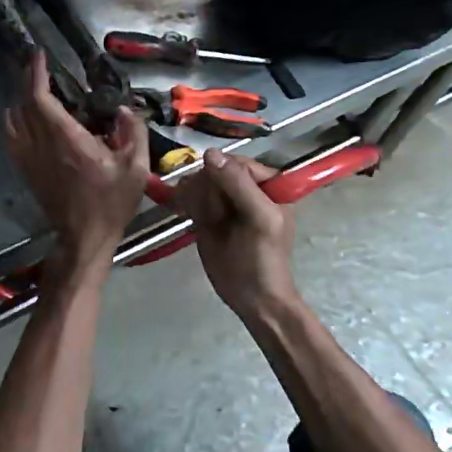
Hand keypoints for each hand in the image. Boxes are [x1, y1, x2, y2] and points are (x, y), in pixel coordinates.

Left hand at [4, 52, 148, 269]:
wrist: (85, 238)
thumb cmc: (111, 204)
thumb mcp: (136, 169)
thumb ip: (134, 133)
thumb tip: (124, 110)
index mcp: (68, 140)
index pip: (40, 99)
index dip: (36, 75)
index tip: (39, 57)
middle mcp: (42, 146)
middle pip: (24, 104)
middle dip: (27, 80)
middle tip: (37, 66)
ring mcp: (30, 159)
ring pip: (13, 120)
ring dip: (19, 99)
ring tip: (32, 88)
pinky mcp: (26, 171)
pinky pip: (11, 138)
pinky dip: (13, 121)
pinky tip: (22, 117)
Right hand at [170, 149, 302, 321]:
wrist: (252, 297)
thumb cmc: (263, 258)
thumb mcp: (259, 218)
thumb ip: (237, 184)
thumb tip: (209, 153)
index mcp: (268, 183)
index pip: (234, 162)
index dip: (220, 176)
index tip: (218, 201)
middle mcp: (245, 187)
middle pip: (213, 171)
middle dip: (207, 191)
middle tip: (214, 217)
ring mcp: (224, 202)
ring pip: (199, 183)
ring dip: (194, 199)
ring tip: (204, 221)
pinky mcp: (207, 215)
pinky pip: (191, 197)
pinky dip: (184, 203)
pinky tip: (183, 213)